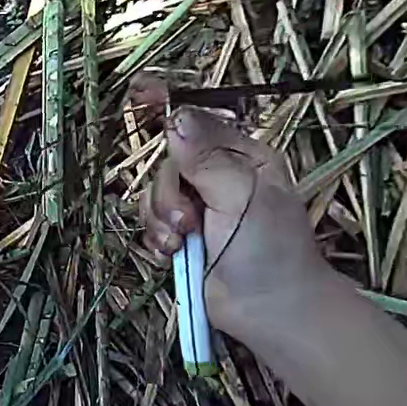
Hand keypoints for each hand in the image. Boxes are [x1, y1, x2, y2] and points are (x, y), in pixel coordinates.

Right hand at [138, 107, 331, 344]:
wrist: (268, 311)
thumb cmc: (268, 250)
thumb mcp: (240, 195)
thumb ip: (205, 157)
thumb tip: (175, 118)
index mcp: (243, 158)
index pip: (199, 124)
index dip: (170, 113)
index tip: (138, 94)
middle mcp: (219, 178)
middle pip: (168, 165)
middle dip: (168, 194)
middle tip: (188, 221)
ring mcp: (199, 209)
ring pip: (155, 196)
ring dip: (160, 220)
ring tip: (182, 243)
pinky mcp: (183, 237)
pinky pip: (152, 224)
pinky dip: (156, 238)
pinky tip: (172, 254)